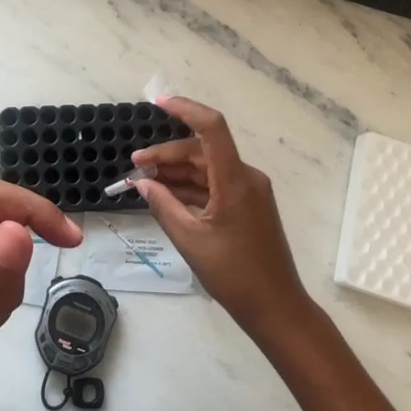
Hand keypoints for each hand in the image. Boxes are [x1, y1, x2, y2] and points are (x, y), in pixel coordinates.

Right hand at [132, 97, 310, 334]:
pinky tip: (165, 193)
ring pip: (207, 168)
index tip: (157, 102)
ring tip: (143, 179)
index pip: (211, 128)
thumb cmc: (233, 274)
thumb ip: (163, 205)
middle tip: (134, 166)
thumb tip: (141, 182)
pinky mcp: (248, 205)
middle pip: (202, 150)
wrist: (276, 308)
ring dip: (176, 171)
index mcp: (235, 180)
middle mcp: (246, 177)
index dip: (185, 109)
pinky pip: (215, 184)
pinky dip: (190, 186)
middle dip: (167, 154)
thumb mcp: (189, 240)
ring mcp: (249, 191)